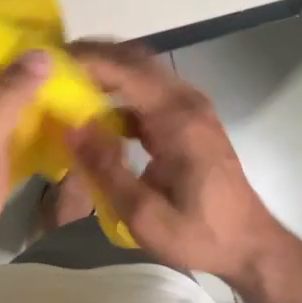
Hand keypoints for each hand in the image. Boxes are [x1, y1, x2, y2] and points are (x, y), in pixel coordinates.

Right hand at [65, 41, 287, 289]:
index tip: (50, 63)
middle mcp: (186, 101)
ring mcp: (190, 108)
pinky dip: (118, 93)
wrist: (250, 245)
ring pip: (141, 71)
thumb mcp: (144, 214)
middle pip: (135, 59)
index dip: (87, 61)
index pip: (127, 70)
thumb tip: (69, 126)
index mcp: (178, 118)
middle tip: (52, 67)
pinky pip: (147, 92)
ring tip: (65, 83)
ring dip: (105, 71)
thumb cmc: (200, 233)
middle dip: (93, 57)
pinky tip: (93, 111)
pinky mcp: (187, 120)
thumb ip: (106, 168)